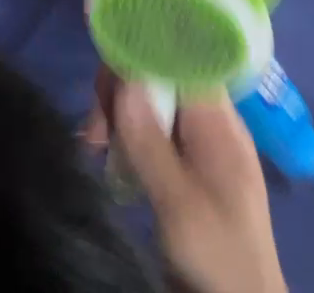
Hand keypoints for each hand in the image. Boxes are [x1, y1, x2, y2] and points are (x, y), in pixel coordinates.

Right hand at [86, 72, 286, 292]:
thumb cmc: (217, 257)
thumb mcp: (179, 203)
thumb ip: (150, 141)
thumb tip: (127, 77)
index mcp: (219, 125)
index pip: (181, 60)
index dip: (142, 56)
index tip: (107, 79)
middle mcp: (208, 125)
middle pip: (157, 78)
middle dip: (120, 92)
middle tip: (96, 129)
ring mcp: (194, 145)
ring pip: (146, 102)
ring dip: (115, 115)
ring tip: (94, 146)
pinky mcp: (179, 165)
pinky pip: (146, 129)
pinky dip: (122, 134)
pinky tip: (104, 156)